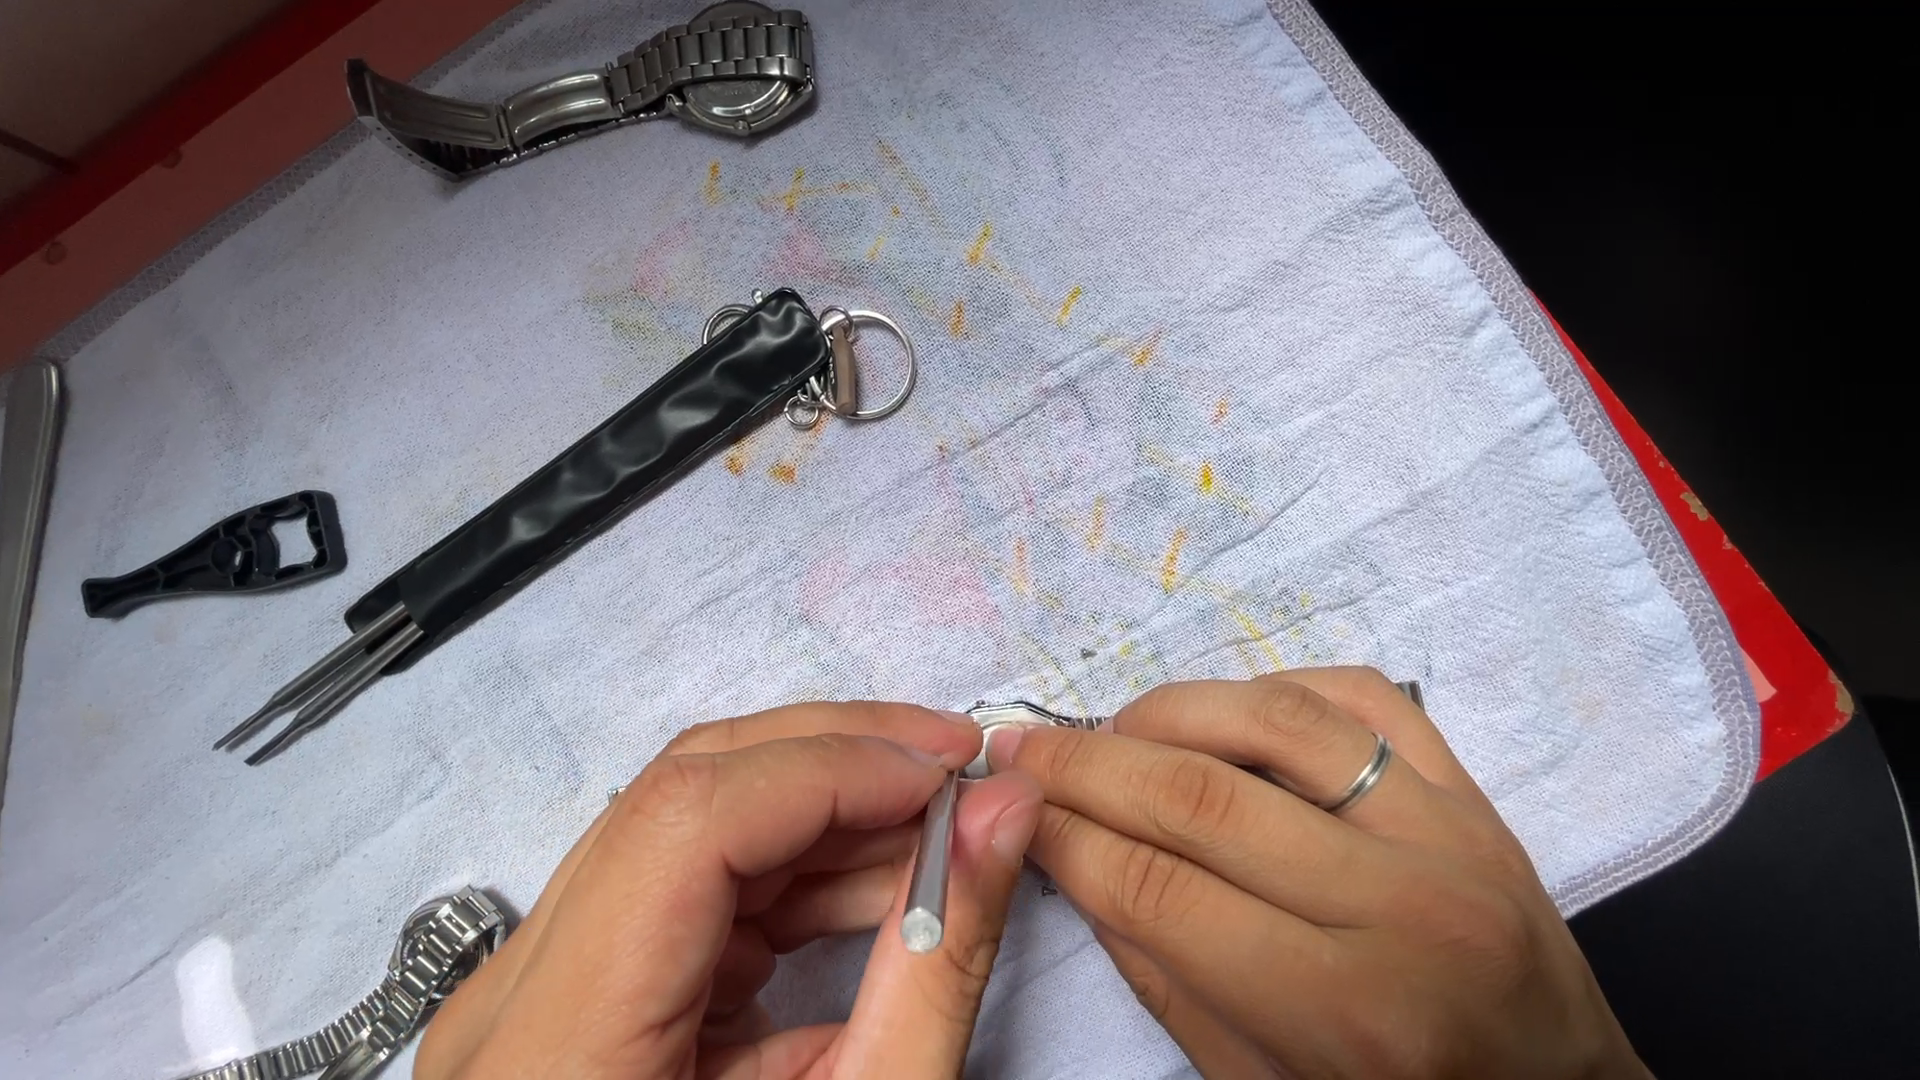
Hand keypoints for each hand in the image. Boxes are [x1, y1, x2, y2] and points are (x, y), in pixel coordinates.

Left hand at [416, 701, 1043, 1079]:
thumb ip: (942, 960)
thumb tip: (1004, 807)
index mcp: (562, 1046)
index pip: (687, 822)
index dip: (830, 770)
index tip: (948, 773)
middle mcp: (524, 988)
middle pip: (688, 790)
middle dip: (842, 757)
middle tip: (957, 763)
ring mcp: (546, 973)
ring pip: (698, 814)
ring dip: (833, 804)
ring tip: (941, 825)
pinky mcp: (592, 972)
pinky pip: (701, 873)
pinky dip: (805, 861)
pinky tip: (883, 880)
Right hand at [988, 669, 1649, 1079]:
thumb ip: (1155, 962)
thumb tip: (1071, 848)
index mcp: (1348, 1011)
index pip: (1156, 891)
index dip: (1062, 836)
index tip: (1006, 802)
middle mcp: (1407, 906)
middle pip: (1201, 795)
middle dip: (1085, 762)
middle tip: (1023, 743)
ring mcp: (1453, 830)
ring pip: (1276, 717)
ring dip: (1167, 709)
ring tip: (1114, 728)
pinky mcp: (1473, 787)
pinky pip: (1357, 691)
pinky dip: (1269, 684)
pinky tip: (1222, 712)